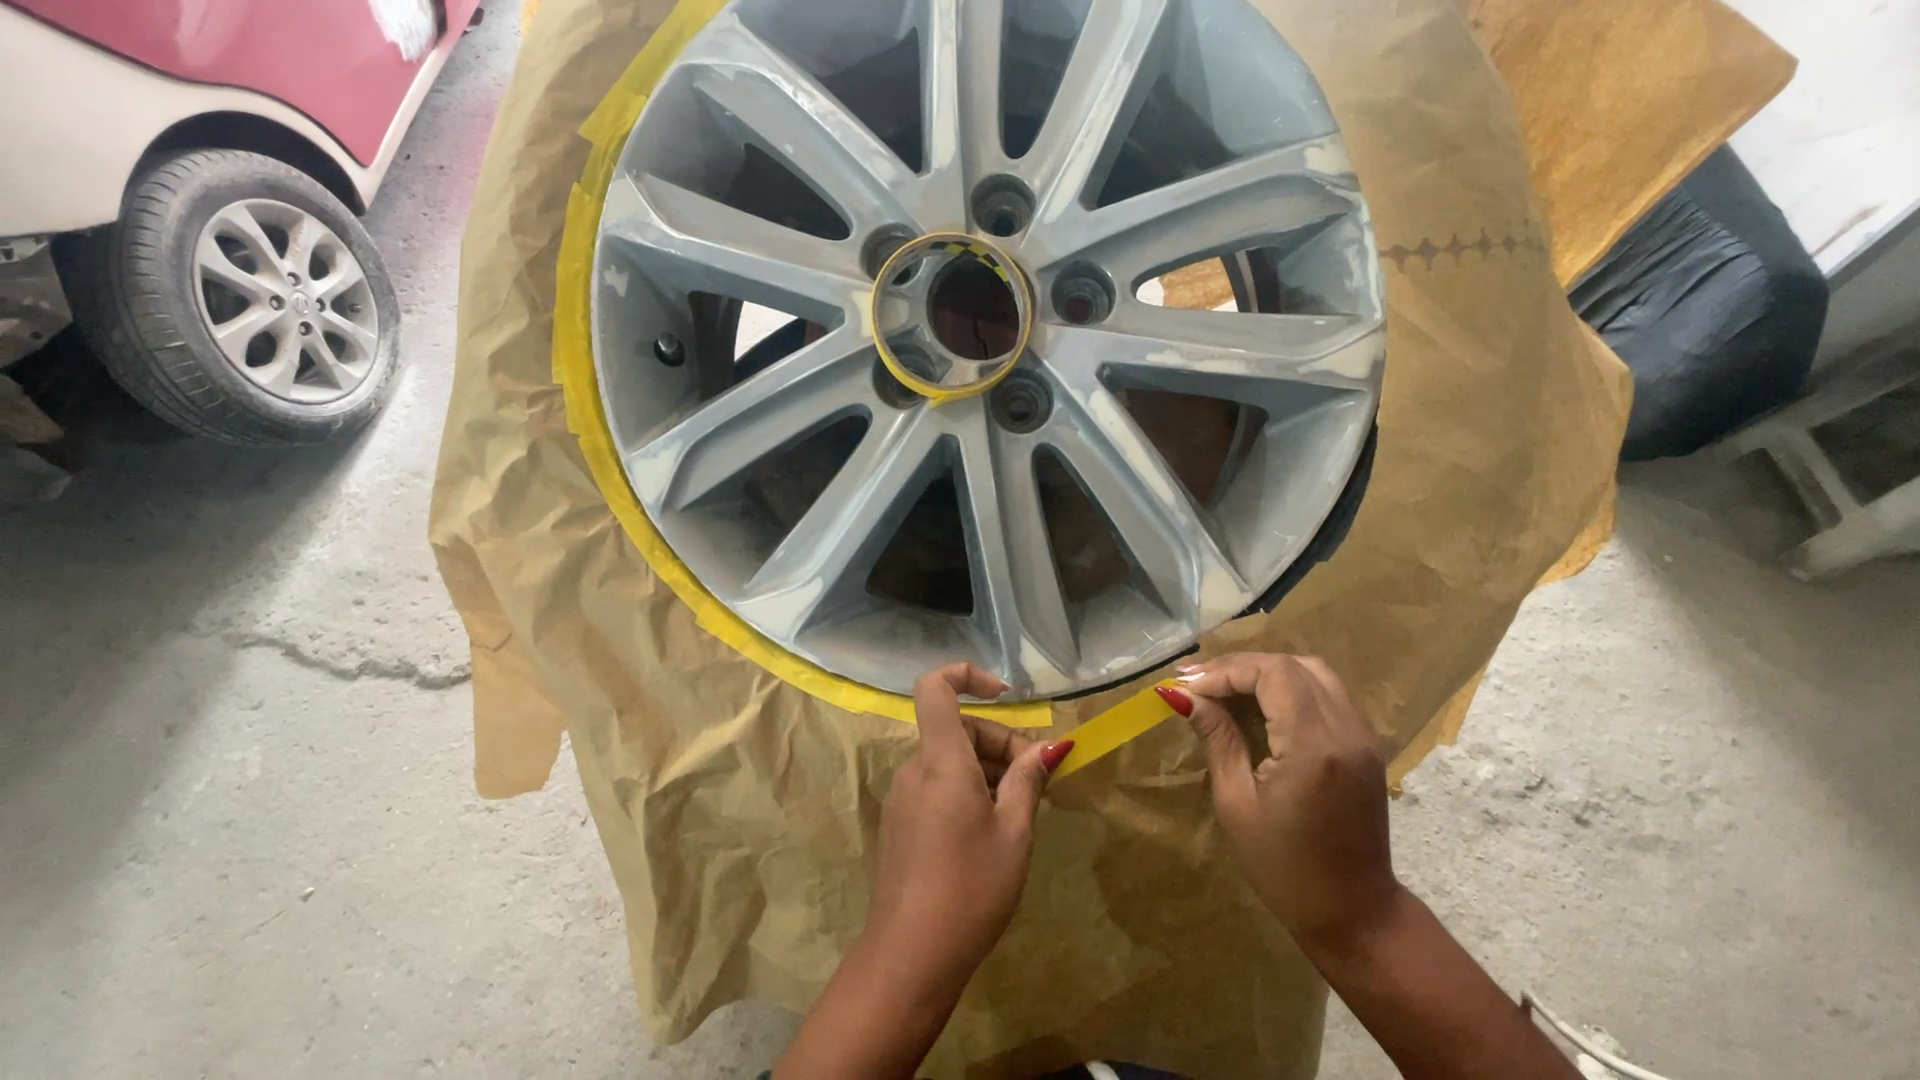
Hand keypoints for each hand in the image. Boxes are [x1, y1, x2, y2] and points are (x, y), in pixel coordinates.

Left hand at [864, 664, 1072, 988]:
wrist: (910, 955)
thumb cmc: (971, 888)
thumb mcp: (1014, 832)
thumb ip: (1028, 780)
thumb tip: (1049, 746)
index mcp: (940, 761)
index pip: (936, 687)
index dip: (968, 675)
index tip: (1006, 695)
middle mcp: (913, 769)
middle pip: (955, 729)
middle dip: (1000, 743)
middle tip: (1039, 781)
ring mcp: (901, 797)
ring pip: (948, 761)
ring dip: (987, 770)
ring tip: (1021, 812)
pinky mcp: (899, 824)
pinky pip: (935, 786)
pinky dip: (966, 791)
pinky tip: (991, 831)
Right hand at [1158, 653, 1400, 944]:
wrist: (1353, 912)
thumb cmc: (1283, 868)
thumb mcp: (1236, 802)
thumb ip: (1217, 738)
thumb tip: (1183, 696)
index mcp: (1314, 746)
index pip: (1272, 674)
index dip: (1226, 671)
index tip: (1185, 686)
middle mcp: (1347, 729)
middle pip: (1293, 666)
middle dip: (1242, 667)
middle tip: (1198, 684)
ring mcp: (1363, 736)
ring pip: (1315, 674)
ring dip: (1268, 673)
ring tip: (1225, 690)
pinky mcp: (1366, 745)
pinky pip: (1328, 695)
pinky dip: (1291, 689)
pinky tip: (1259, 707)